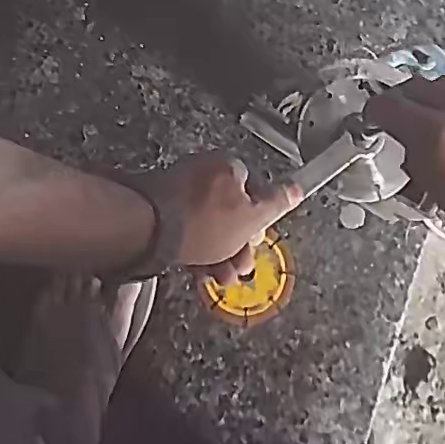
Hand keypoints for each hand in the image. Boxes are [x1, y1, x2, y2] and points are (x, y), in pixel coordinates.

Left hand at [138, 153, 304, 283]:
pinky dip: (195, 250)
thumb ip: (276, 204)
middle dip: (237, 244)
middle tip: (239, 264)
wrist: (148, 231)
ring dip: (218, 254)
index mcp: (227, 167)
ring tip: (219, 275)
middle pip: (230, 212)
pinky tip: (199, 270)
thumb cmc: (200, 221)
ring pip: (209, 226)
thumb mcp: (251, 218)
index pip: (255, 191)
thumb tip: (296, 189)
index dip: (259, 221)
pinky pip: (187, 231)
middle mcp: (202, 173)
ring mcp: (180, 192)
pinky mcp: (162, 211)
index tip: (256, 239)